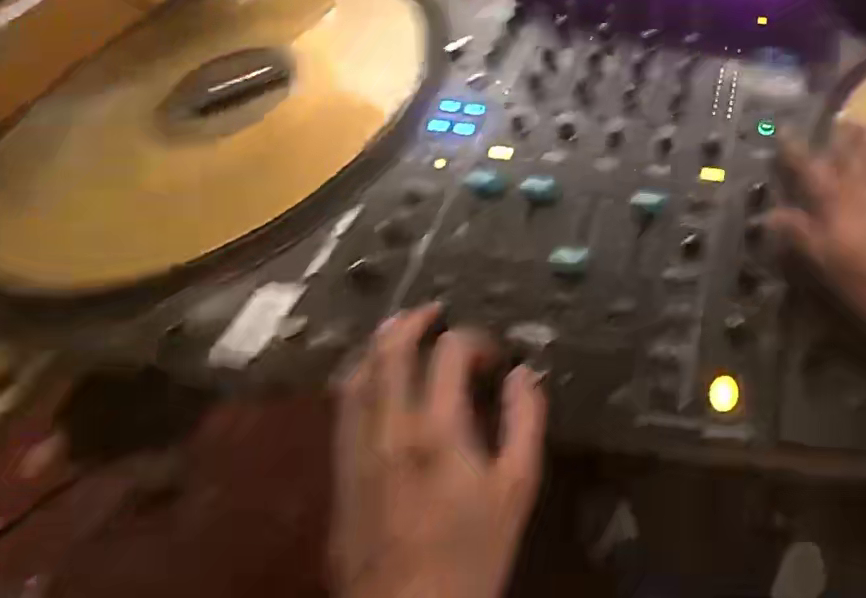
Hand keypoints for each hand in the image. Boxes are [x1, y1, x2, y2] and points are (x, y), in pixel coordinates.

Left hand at [331, 306, 546, 597]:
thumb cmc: (472, 552)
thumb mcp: (517, 488)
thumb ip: (525, 421)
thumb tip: (524, 372)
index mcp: (436, 426)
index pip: (449, 349)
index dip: (476, 339)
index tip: (494, 358)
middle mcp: (389, 424)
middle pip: (390, 346)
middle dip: (415, 318)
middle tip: (438, 312)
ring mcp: (358, 446)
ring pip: (358, 370)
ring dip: (382, 341)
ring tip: (405, 330)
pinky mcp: (341, 469)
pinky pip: (343, 404)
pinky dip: (361, 374)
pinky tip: (377, 377)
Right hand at [769, 122, 865, 357]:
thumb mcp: (835, 268)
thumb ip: (803, 236)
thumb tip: (768, 214)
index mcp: (833, 202)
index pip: (804, 167)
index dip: (791, 149)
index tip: (781, 130)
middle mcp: (859, 182)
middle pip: (838, 149)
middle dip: (824, 134)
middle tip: (823, 119)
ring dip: (856, 133)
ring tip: (848, 123)